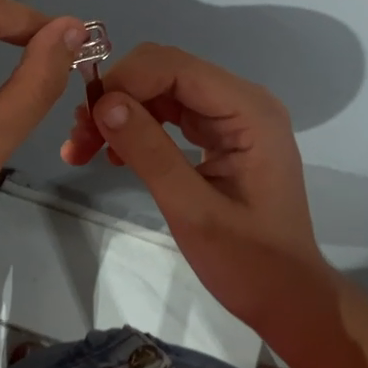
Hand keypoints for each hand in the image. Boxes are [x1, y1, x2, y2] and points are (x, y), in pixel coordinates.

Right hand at [61, 43, 329, 319]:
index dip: (125, 81)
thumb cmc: (250, 263)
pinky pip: (164, 111)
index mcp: (248, 110)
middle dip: (116, 96)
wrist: (286, 301)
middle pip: (162, 70)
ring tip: (83, 147)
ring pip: (157, 88)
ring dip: (118, 111)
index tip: (88, 119)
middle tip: (80, 138)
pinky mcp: (215, 131)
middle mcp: (240, 100)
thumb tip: (104, 103)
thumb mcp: (193, 212)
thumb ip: (150, 153)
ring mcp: (228, 114)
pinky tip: (112, 154)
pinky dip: (133, 125)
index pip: (174, 66)